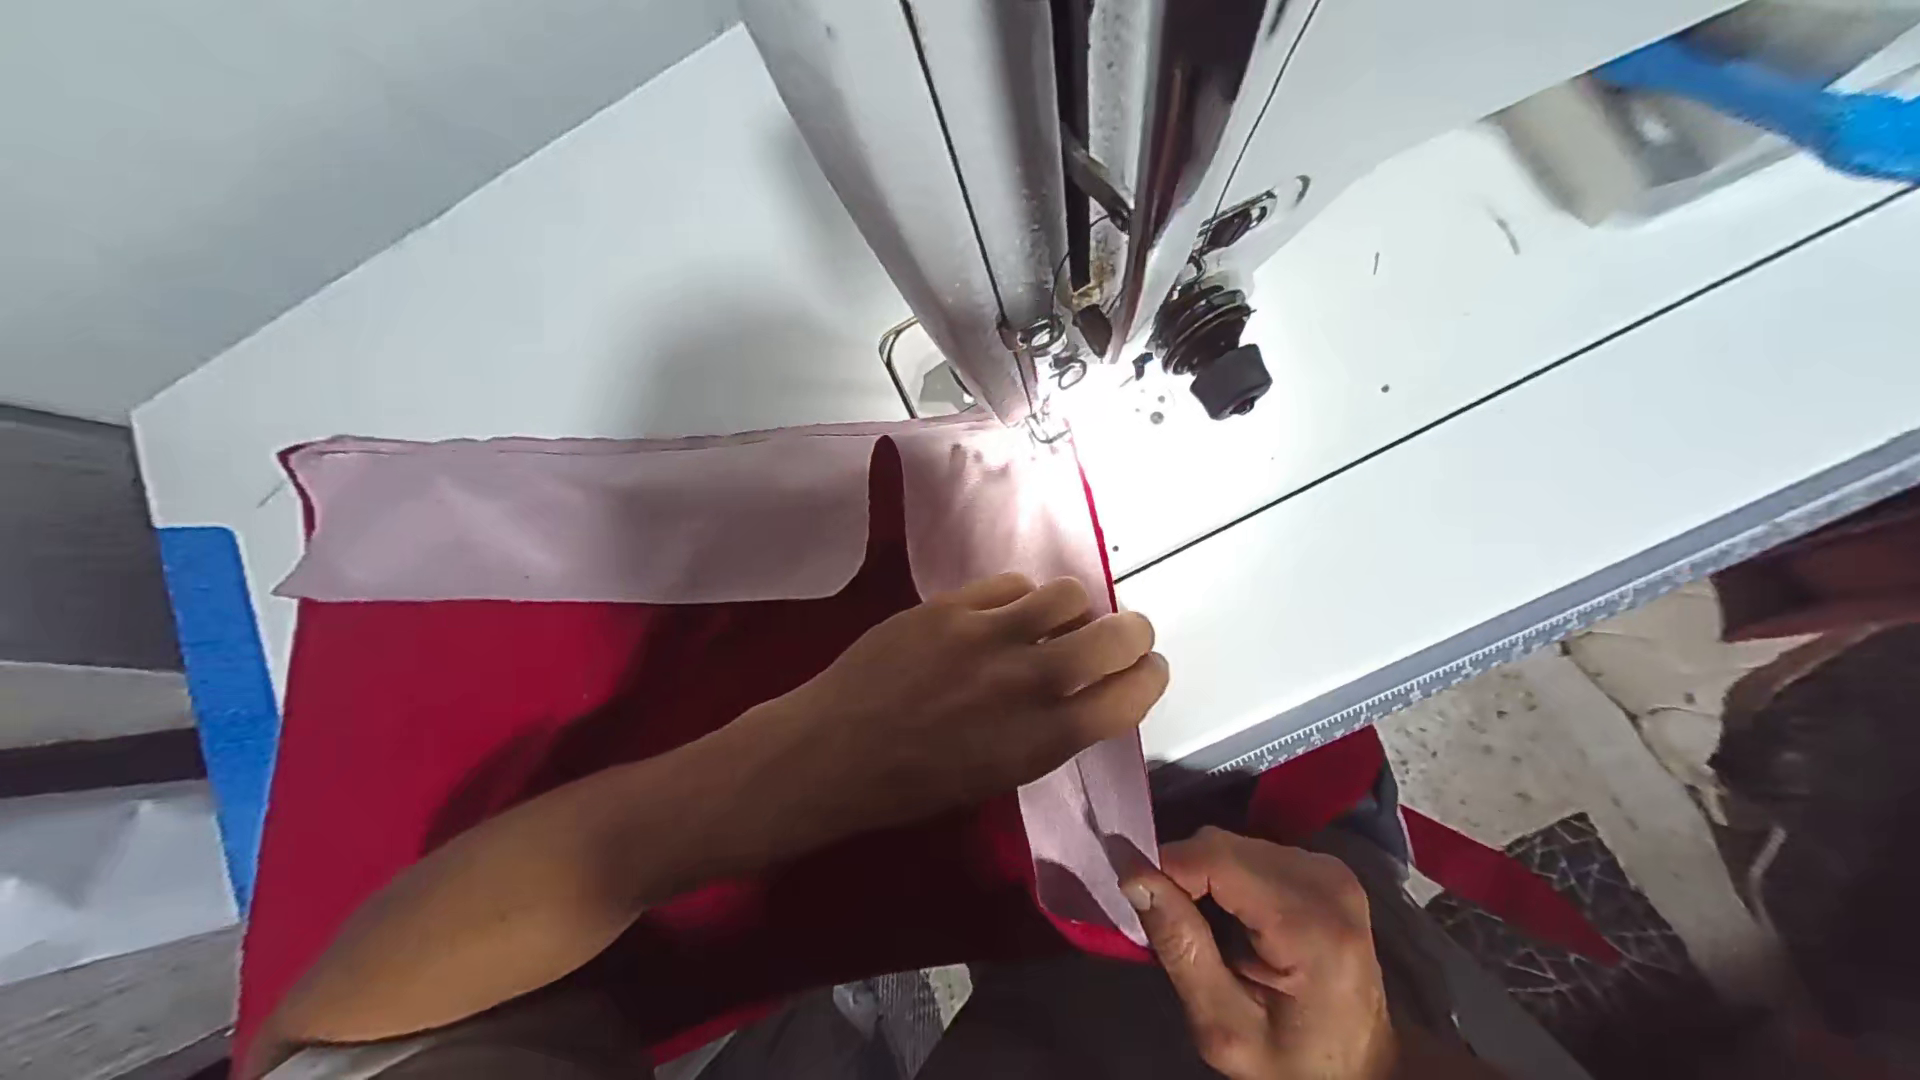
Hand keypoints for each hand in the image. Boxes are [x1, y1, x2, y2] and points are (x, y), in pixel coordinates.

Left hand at [743, 573, 1168, 833]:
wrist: (833, 750)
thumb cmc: (913, 784)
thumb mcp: (999, 775)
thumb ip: (1051, 730)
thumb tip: (1084, 686)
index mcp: (1042, 740)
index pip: (1130, 695)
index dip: (1149, 675)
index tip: (1147, 666)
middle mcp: (1026, 682)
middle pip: (1116, 634)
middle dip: (1132, 631)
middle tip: (1121, 631)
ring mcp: (985, 635)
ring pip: (1066, 594)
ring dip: (1072, 608)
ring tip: (1052, 619)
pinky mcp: (949, 606)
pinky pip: (1010, 584)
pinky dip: (1018, 598)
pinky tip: (1000, 613)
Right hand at [1119, 827, 1396, 1079]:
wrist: (1363, 1073)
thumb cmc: (1291, 1062)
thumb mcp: (1223, 1027)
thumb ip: (1178, 945)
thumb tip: (1130, 871)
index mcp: (1312, 925)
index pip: (1214, 857)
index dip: (1165, 869)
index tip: (1143, 905)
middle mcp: (1325, 881)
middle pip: (1219, 846)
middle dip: (1183, 877)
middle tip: (1175, 928)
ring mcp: (1329, 869)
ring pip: (1228, 843)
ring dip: (1202, 875)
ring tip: (1205, 926)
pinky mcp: (1324, 866)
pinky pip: (1247, 848)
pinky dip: (1224, 874)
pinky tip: (1232, 914)